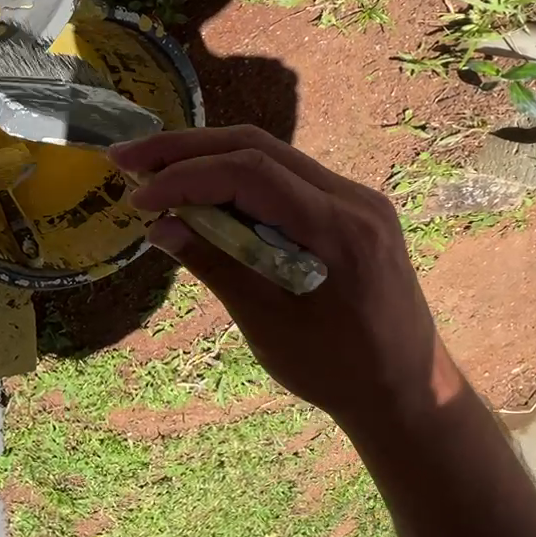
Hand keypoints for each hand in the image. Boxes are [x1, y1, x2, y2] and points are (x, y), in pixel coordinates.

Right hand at [110, 126, 460, 428]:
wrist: (408, 390)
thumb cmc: (337, 369)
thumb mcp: (267, 323)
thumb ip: (216, 265)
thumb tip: (159, 228)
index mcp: (339, 229)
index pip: (250, 174)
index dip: (185, 177)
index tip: (138, 200)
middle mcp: (352, 198)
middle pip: (256, 146)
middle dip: (184, 148)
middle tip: (126, 159)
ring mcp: (354, 199)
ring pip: (267, 153)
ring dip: (203, 156)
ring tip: (149, 167)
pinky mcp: (346, 209)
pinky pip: (280, 175)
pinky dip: (229, 175)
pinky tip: (195, 188)